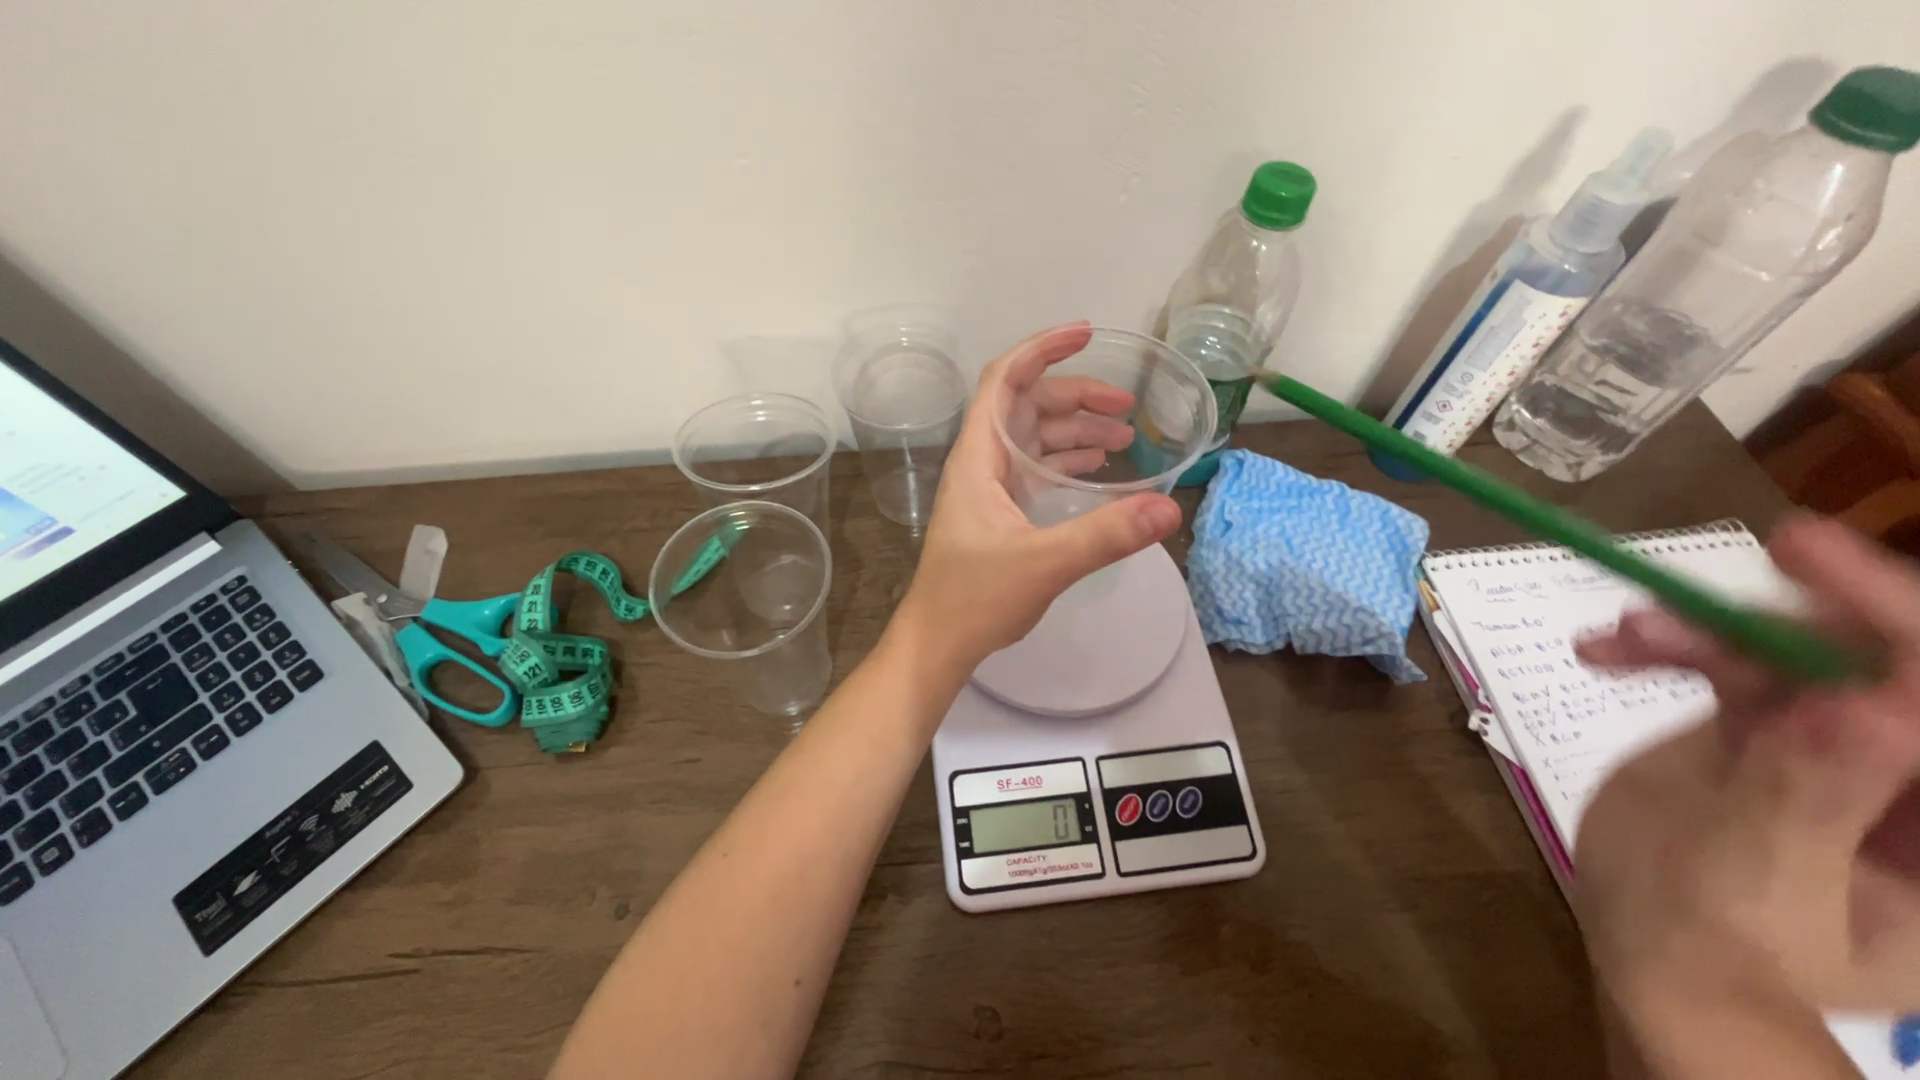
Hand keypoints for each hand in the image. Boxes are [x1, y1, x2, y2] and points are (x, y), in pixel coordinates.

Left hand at [888, 322, 1182, 677]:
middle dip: (1077, 397)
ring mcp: (991, 489)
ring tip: (1126, 438)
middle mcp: (983, 463)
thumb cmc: (975, 598)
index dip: (1042, 350)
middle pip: (1028, 407)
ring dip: (1077, 431)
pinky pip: (1038, 472)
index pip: (1004, 381)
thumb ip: (1105, 534)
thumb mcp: (1044, 563)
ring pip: (1036, 440)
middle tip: (1128, 406)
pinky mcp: (1002, 514)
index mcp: (979, 458)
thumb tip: (1170, 507)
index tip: (1086, 335)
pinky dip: (1069, 463)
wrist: (938, 642)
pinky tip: (1099, 470)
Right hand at [1572, 516, 1919, 1017]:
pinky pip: (1731, 665)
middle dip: (1769, 621)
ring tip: (1617, 636)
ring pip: (1790, 652)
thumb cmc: (1713, 946)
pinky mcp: (1765, 733)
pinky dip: (1668, 647)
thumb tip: (1860, 708)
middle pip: (1865, 657)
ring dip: (1699, 632)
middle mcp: (1907, 772)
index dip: (1887, 614)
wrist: (1658, 966)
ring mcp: (1835, 748)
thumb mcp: (1761, 880)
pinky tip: (1607, 650)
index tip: (1800, 553)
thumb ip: (1811, 796)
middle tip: (1674, 600)